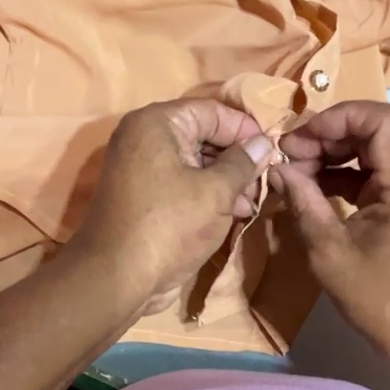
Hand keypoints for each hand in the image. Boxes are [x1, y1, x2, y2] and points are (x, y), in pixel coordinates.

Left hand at [66, 99, 277, 315]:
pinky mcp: (143, 195)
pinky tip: (234, 212)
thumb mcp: (216, 193)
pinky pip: (181, 182)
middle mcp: (144, 137)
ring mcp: (140, 167)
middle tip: (266, 178)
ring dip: (226, 179)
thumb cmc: (169, 226)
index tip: (273, 148)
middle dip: (236, 157)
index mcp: (157, 123)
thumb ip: (242, 163)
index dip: (245, 128)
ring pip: (194, 161)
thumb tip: (262, 143)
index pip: (212, 110)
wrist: (117, 278)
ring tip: (253, 201)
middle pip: (202, 134)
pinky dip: (206, 193)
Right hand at [269, 101, 389, 373]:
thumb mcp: (330, 252)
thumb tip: (275, 167)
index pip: (382, 120)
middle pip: (379, 130)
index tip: (299, 138)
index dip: (337, 118)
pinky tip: (317, 186)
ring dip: (337, 153)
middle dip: (330, 135)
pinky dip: (351, 172)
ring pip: (379, 148)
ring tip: (297, 171)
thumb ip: (303, 201)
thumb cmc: (381, 300)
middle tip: (290, 155)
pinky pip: (384, 171)